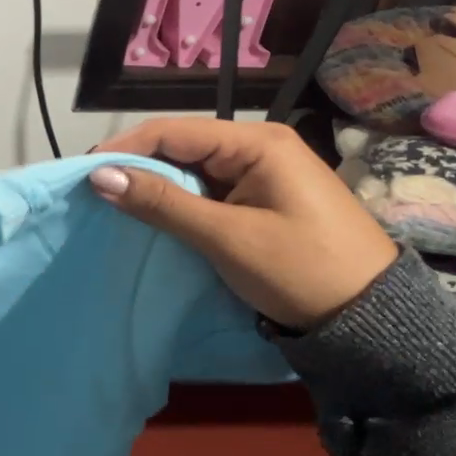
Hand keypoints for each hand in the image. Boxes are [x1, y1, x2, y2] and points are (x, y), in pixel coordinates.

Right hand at [90, 119, 397, 330]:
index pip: (170, 132)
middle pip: (175, 147)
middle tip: (92, 194)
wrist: (375, 324)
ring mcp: (258, 174)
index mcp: (257, 143)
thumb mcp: (226, 237)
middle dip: (133, 168)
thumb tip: (97, 176)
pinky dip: (172, 203)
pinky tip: (148, 217)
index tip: (81, 175)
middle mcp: (256, 148)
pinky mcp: (256, 199)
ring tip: (111, 206)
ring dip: (151, 187)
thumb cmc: (304, 271)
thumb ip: (161, 203)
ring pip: (185, 170)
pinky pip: (201, 190)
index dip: (122, 149)